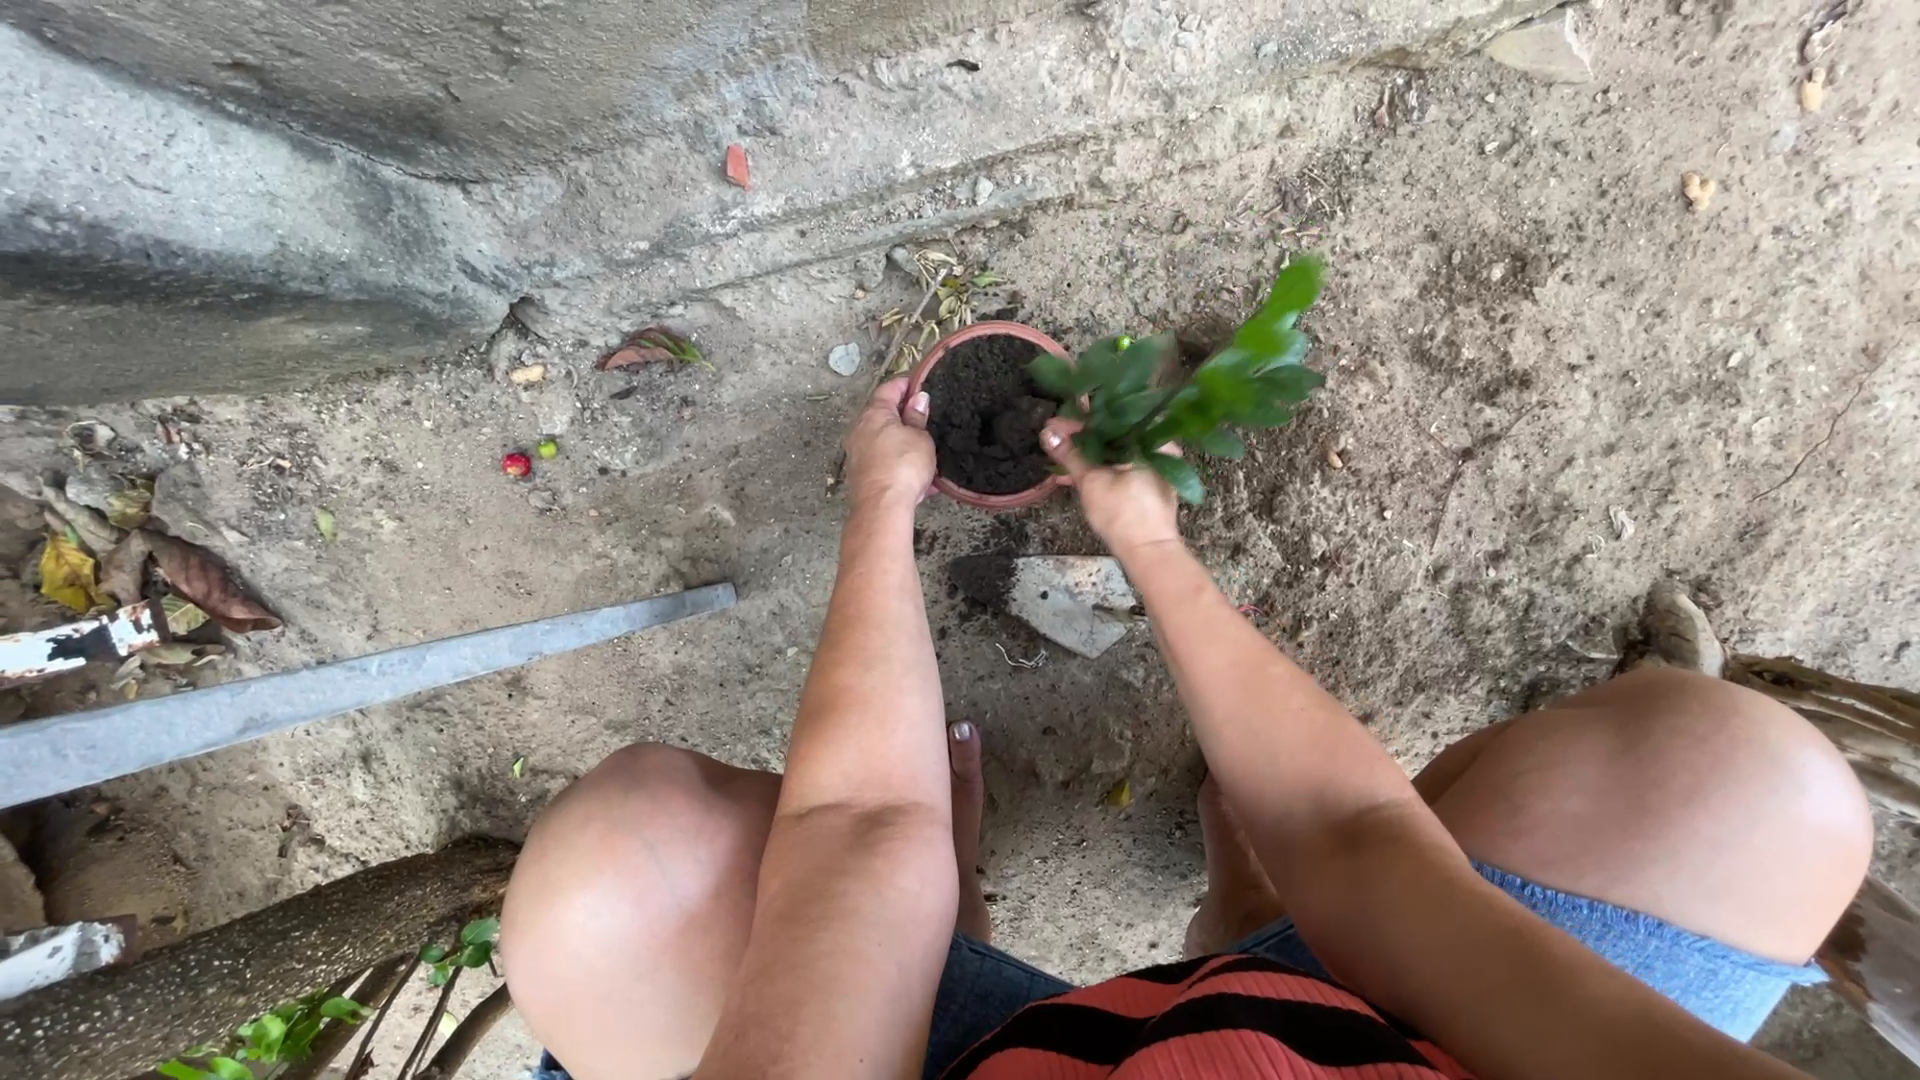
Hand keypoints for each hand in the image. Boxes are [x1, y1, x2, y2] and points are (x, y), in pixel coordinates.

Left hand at [844, 378, 935, 511]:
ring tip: (923, 448)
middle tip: (923, 415)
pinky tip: (916, 475)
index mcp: (874, 414)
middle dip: (903, 414)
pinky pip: (882, 462)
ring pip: (883, 440)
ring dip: (901, 441)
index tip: (919, 384)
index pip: (888, 389)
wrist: (882, 508)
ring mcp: (857, 454)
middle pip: (882, 415)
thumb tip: (918, 399)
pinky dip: (898, 462)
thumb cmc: (902, 467)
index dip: (905, 384)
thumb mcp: (920, 437)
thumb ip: (918, 417)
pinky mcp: (861, 475)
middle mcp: (859, 430)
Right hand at [1040, 418, 1182, 557]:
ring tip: (1059, 456)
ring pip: (1114, 451)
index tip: (1056, 422)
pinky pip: (1120, 466)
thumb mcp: (1091, 481)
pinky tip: (1074, 474)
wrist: (1147, 552)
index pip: (1112, 416)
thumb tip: (1049, 433)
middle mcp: (1159, 448)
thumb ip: (1070, 455)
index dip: (1081, 418)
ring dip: (1087, 454)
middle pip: (1114, 432)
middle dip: (1081, 436)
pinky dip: (1099, 468)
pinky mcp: (1147, 484)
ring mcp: (1154, 467)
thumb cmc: (1124, 515)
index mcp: (1152, 439)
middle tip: (1054, 436)